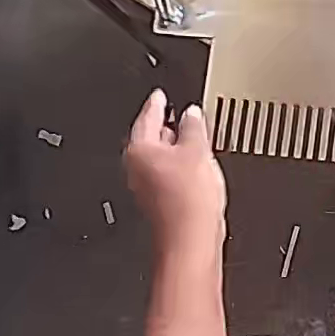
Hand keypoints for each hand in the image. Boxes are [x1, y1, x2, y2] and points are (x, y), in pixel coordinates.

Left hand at [126, 89, 226, 258]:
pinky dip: (180, 168)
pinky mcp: (160, 203)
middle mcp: (137, 169)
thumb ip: (193, 126)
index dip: (156, 103)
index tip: (159, 95)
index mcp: (139, 150)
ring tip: (192, 140)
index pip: (146, 117)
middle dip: (166, 127)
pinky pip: (169, 177)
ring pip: (160, 159)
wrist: (191, 240)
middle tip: (178, 114)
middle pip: (151, 138)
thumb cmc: (187, 201)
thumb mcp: (197, 150)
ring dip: (175, 149)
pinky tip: (194, 168)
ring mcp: (147, 188)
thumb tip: (192, 114)